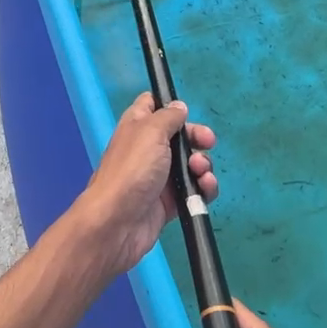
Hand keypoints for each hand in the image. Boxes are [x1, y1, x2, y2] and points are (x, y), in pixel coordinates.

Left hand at [70, 92, 217, 276]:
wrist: (118, 222)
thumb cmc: (133, 168)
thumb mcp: (151, 131)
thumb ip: (168, 116)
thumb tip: (179, 106)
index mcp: (138, 125)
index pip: (153, 105)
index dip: (169, 105)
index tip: (186, 111)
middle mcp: (149, 148)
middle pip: (179, 135)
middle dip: (196, 137)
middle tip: (208, 142)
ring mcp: (160, 176)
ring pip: (190, 163)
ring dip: (202, 164)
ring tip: (200, 172)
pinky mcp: (170, 202)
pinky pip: (193, 190)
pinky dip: (203, 188)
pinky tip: (205, 188)